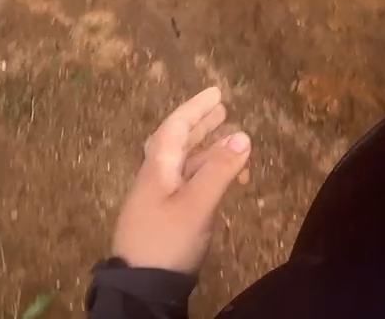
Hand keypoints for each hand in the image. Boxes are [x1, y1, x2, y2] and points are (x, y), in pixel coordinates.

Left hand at [112, 87, 251, 273]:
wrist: (140, 292)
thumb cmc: (166, 240)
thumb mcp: (197, 204)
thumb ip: (220, 169)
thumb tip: (244, 135)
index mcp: (157, 169)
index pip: (175, 127)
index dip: (196, 108)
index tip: (217, 92)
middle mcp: (155, 179)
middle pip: (177, 142)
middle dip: (200, 124)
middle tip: (223, 109)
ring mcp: (158, 200)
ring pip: (184, 164)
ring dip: (206, 149)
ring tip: (230, 140)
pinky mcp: (165, 219)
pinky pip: (188, 183)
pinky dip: (206, 173)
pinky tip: (222, 179)